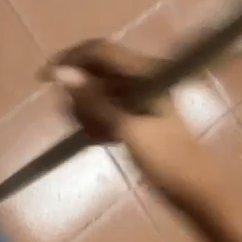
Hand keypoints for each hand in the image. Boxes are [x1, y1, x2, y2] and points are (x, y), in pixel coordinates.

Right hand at [48, 41, 206, 202]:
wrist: (197, 191)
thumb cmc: (167, 160)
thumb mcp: (126, 129)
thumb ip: (93, 100)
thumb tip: (61, 73)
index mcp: (146, 72)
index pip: (99, 50)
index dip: (69, 58)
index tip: (44, 78)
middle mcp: (141, 77)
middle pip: (94, 69)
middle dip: (79, 93)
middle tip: (78, 122)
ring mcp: (138, 95)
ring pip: (96, 90)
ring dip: (87, 110)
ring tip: (95, 135)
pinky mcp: (135, 112)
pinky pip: (104, 107)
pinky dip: (96, 120)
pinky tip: (101, 139)